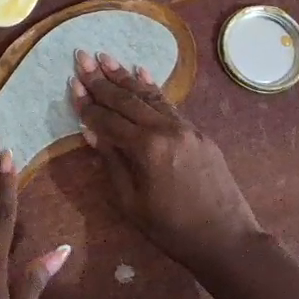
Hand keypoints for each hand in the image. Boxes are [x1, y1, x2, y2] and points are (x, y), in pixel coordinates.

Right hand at [69, 50, 262, 269]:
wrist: (228, 241)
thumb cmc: (172, 230)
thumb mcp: (131, 203)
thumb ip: (111, 162)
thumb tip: (91, 131)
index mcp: (146, 149)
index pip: (108, 119)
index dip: (87, 104)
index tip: (71, 83)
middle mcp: (166, 130)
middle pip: (127, 100)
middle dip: (101, 79)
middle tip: (82, 57)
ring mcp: (186, 129)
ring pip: (149, 96)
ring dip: (125, 77)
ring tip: (105, 58)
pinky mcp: (198, 134)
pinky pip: (169, 106)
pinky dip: (152, 89)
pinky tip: (140, 72)